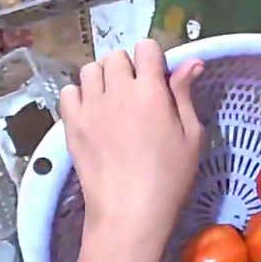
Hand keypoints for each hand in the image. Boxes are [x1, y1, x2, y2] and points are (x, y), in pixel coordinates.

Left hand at [60, 41, 204, 261]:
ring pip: (91, 69)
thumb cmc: (170, 177)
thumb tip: (191, 61)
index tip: (158, 77)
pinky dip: (80, 95)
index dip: (154, 58)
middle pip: (116, 56)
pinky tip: (93, 114)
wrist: (129, 214)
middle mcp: (117, 90)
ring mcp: (90, 106)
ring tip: (112, 101)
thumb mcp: (191, 136)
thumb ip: (185, 95)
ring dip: (103, 78)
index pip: (146, 48)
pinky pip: (69, 91)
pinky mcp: (71, 123)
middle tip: (136, 92)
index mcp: (151, 91)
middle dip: (128, 66)